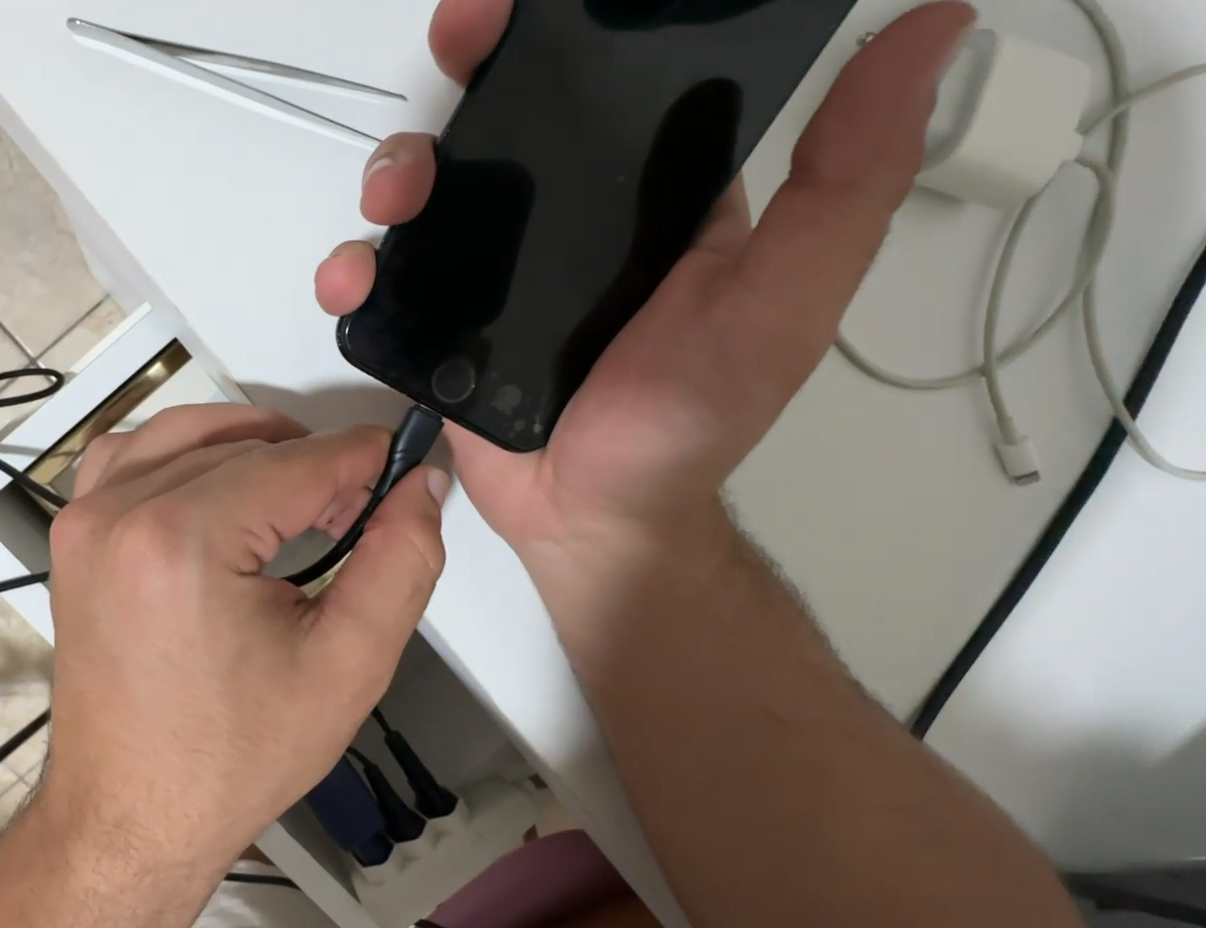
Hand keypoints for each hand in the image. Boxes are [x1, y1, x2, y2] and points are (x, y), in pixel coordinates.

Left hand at [41, 405, 447, 862]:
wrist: (132, 815)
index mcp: (182, 542)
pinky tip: (220, 487)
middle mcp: (120, 516)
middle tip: (362, 508)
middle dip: (318, 466)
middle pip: (249, 447)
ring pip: (189, 435)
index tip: (402, 469)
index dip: (365, 459)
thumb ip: (401, 562)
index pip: (299, 461)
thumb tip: (419, 490)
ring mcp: (87, 523)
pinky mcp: (76, 539)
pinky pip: (130, 458)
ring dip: (255, 449)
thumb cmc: (226, 761)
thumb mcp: (346, 666)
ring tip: (303, 494)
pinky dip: (185, 454)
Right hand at [316, 0, 974, 560]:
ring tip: (394, 199)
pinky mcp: (437, 329)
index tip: (532, 2)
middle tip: (455, 46)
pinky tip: (352, 279)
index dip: (570, 30)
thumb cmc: (688, 421)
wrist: (590, 518)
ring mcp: (489, 278)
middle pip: (503, 124)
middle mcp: (560, 224)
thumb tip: (933, 29)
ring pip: (432, 195)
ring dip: (398, 173)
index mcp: (644, 198)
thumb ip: (843, 184)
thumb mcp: (785, 300)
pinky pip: (387, 285)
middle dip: (471, 74)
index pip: (608, 86)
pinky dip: (357, 272)